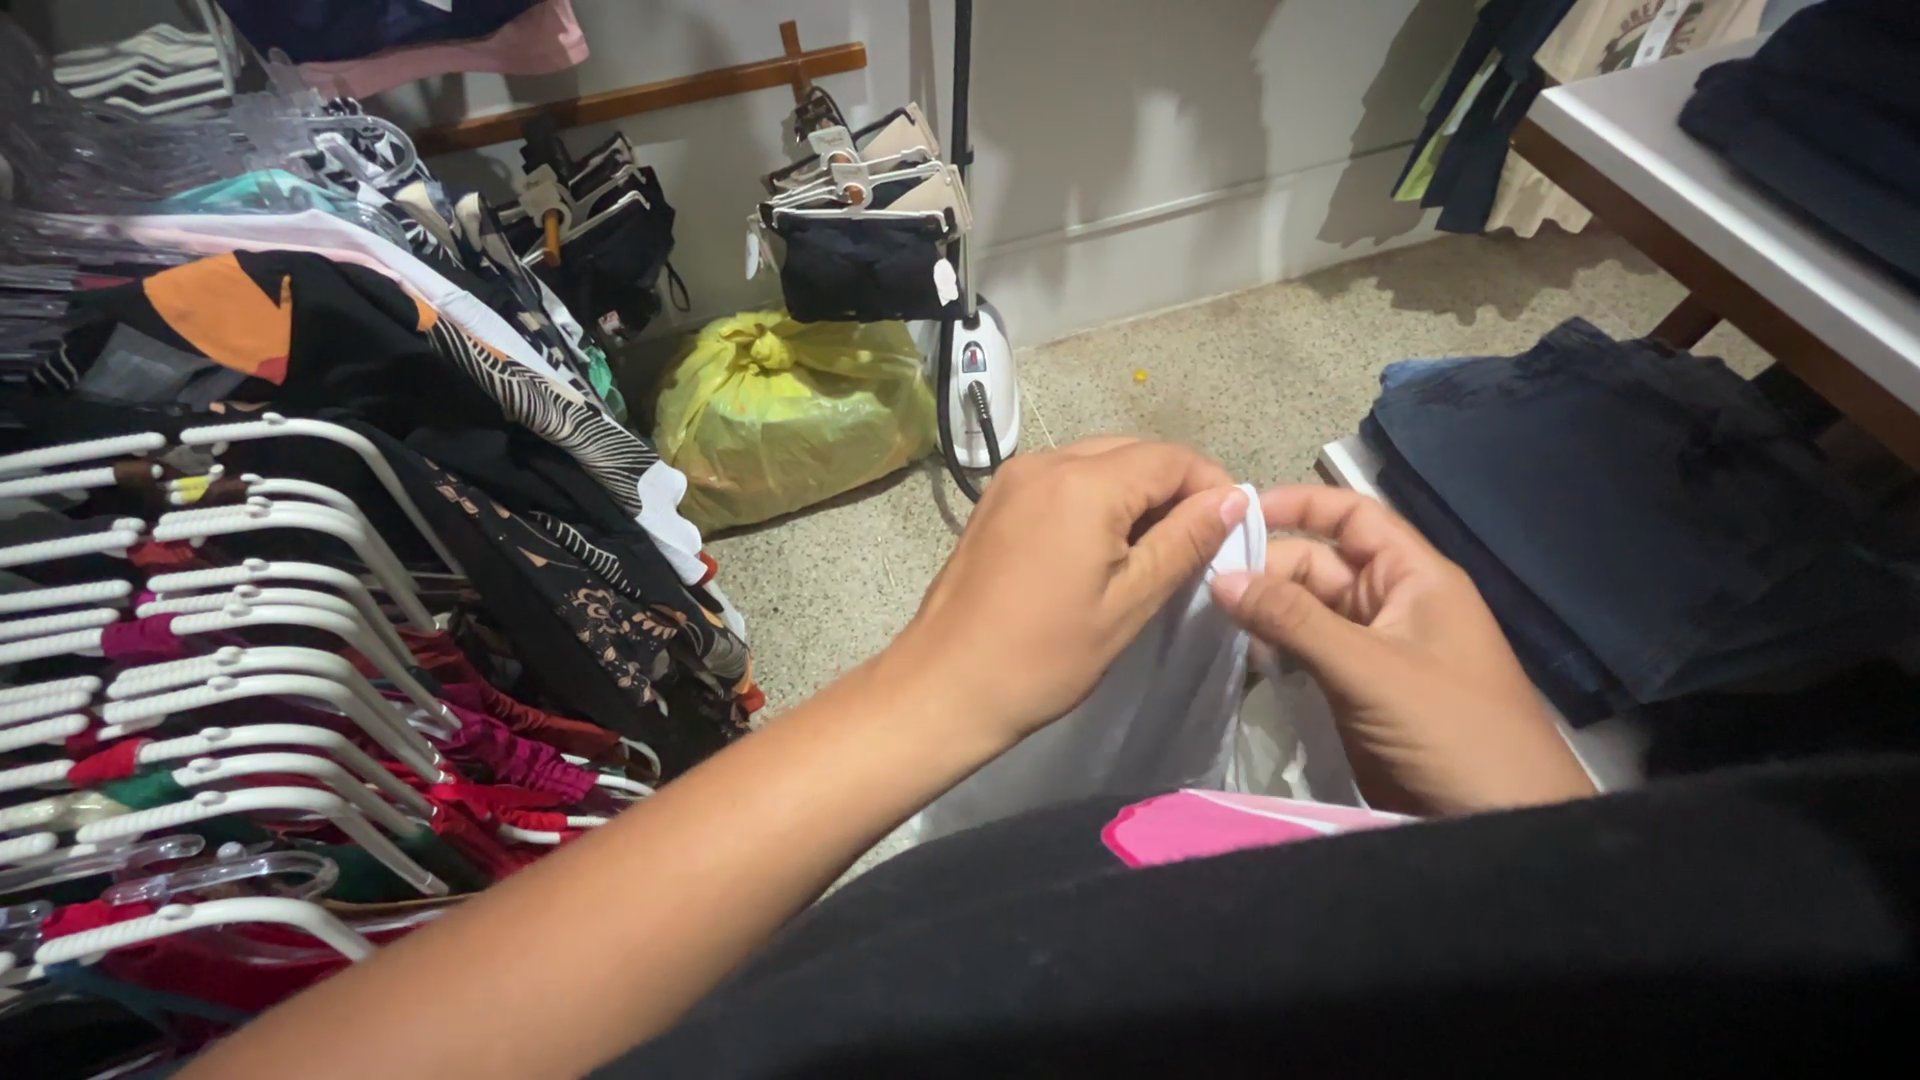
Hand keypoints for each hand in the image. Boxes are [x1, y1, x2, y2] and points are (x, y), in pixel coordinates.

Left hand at [887, 437, 1246, 746]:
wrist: (946, 684)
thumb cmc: (1044, 656)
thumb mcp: (1129, 602)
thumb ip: (1185, 541)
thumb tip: (1233, 498)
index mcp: (1081, 483)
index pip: (1170, 457)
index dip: (1212, 485)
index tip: (1230, 530)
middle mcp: (1044, 461)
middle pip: (1132, 451)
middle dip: (1173, 488)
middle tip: (1194, 545)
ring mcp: (1013, 478)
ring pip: (1096, 461)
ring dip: (1133, 493)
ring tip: (1150, 550)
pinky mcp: (995, 500)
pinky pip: (1062, 479)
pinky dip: (1094, 499)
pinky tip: (1102, 546)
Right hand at [1210, 486, 1594, 815]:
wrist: (1501, 826)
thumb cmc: (1451, 730)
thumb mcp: (1369, 667)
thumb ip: (1293, 620)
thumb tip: (1219, 577)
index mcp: (1413, 577)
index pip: (1352, 517)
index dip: (1299, 506)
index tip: (1237, 513)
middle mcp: (1390, 602)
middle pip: (1317, 565)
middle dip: (1266, 570)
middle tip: (1206, 586)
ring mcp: (1370, 648)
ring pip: (1306, 611)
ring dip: (1264, 612)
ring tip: (1213, 620)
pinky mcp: (1354, 687)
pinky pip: (1305, 650)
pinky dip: (1274, 648)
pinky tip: (1243, 656)